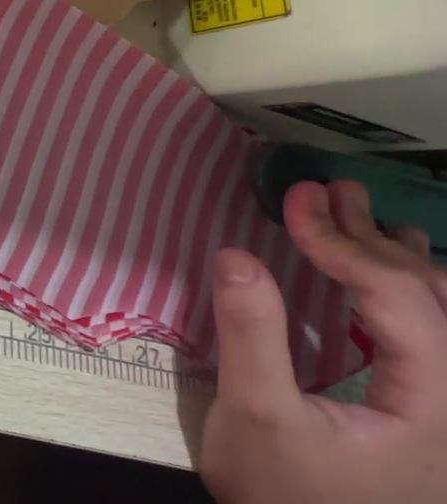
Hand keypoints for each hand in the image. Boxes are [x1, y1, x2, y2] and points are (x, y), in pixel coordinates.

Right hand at [202, 180, 446, 502]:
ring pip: (440, 312)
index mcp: (435, 404)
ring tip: (350, 209)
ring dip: (391, 255)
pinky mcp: (419, 407)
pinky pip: (425, 332)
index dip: (346, 245)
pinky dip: (397, 288)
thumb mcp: (257, 414)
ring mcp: (440, 404)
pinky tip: (374, 269)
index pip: (403, 301)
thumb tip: (236, 255)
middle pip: (434, 299)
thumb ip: (252, 335)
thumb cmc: (283, 488)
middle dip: (370, 238)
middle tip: (319, 190)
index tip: (292, 205)